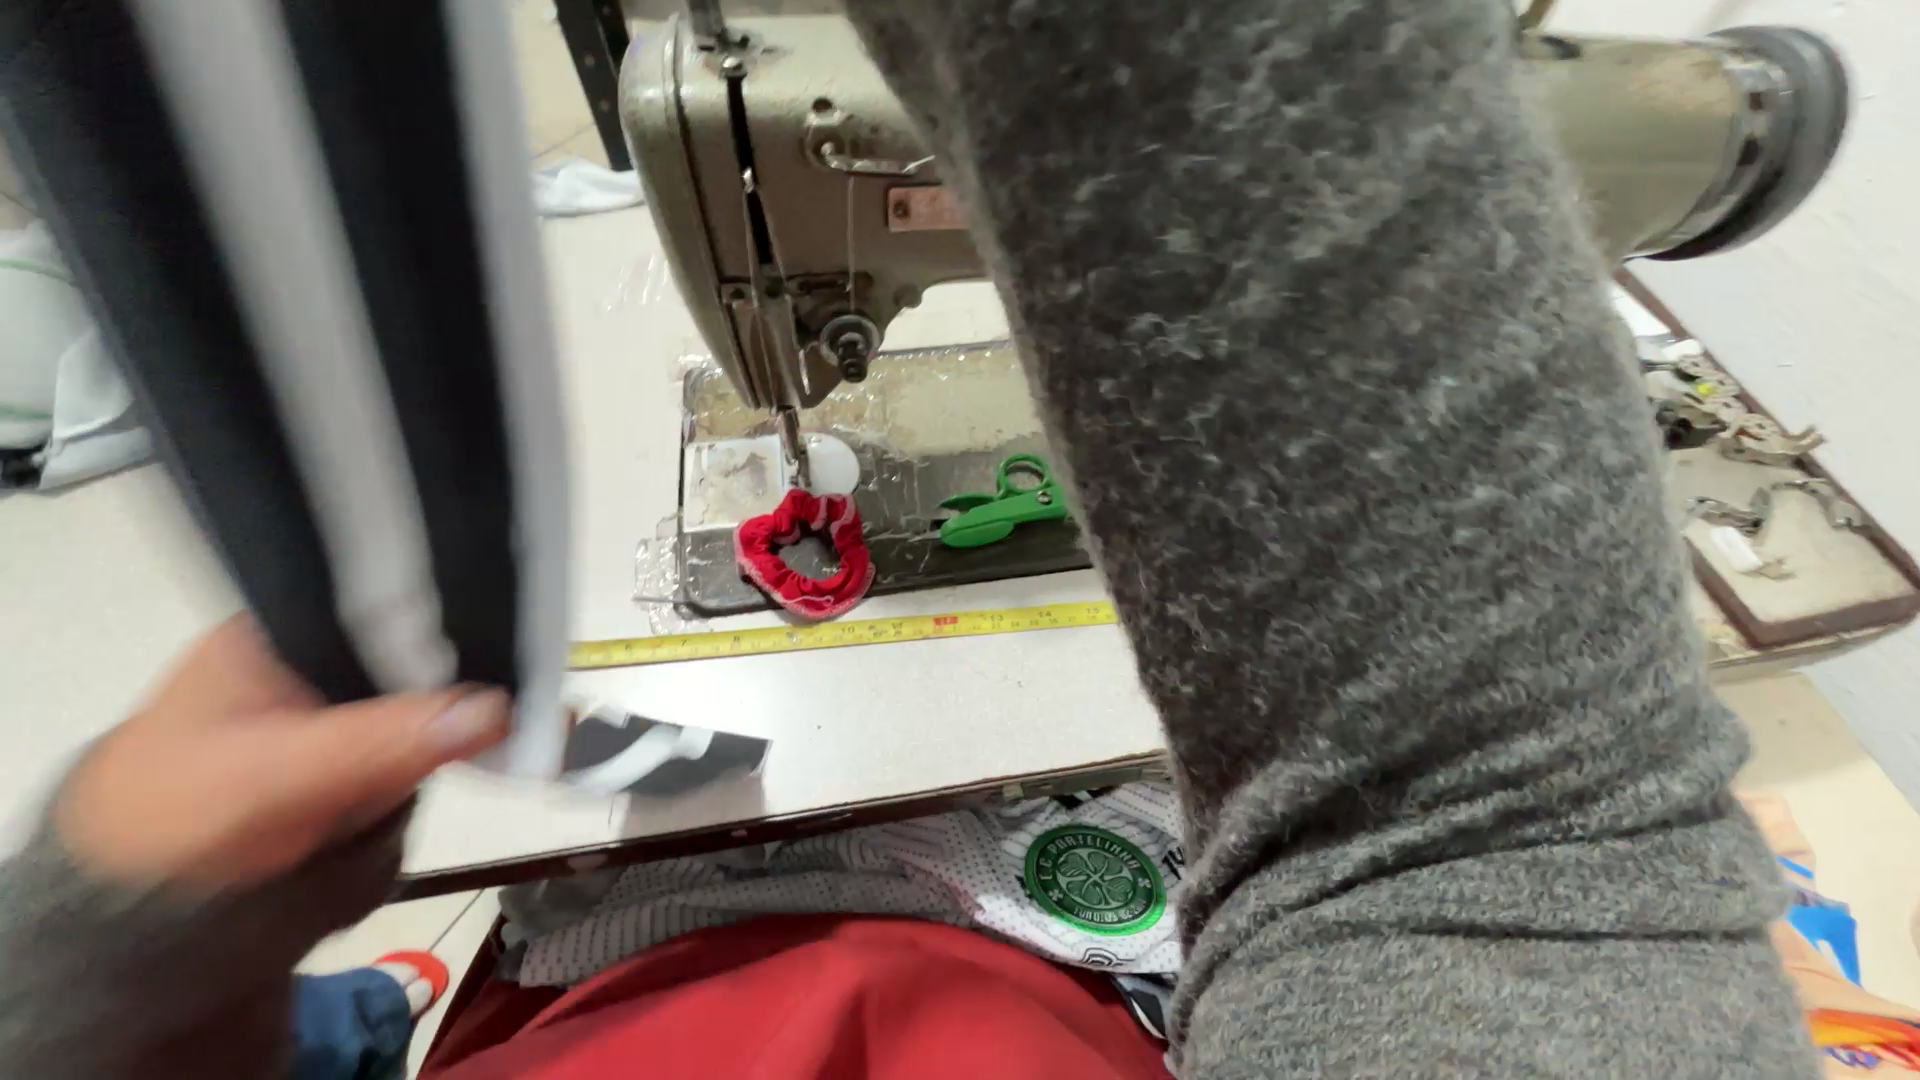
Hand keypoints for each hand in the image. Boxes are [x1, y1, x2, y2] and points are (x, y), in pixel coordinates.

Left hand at [56, 616, 510, 890]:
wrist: (138, 919)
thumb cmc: (175, 824)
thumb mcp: (269, 777)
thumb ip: (378, 742)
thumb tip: (494, 711)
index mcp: (283, 630)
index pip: (388, 600)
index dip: (456, 615)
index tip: (517, 641)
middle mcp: (326, 652)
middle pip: (426, 641)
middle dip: (485, 663)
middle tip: (544, 689)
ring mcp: (353, 697)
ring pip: (441, 684)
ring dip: (491, 701)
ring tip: (551, 716)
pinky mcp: (378, 739)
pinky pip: (442, 724)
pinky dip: (480, 735)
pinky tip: (528, 737)